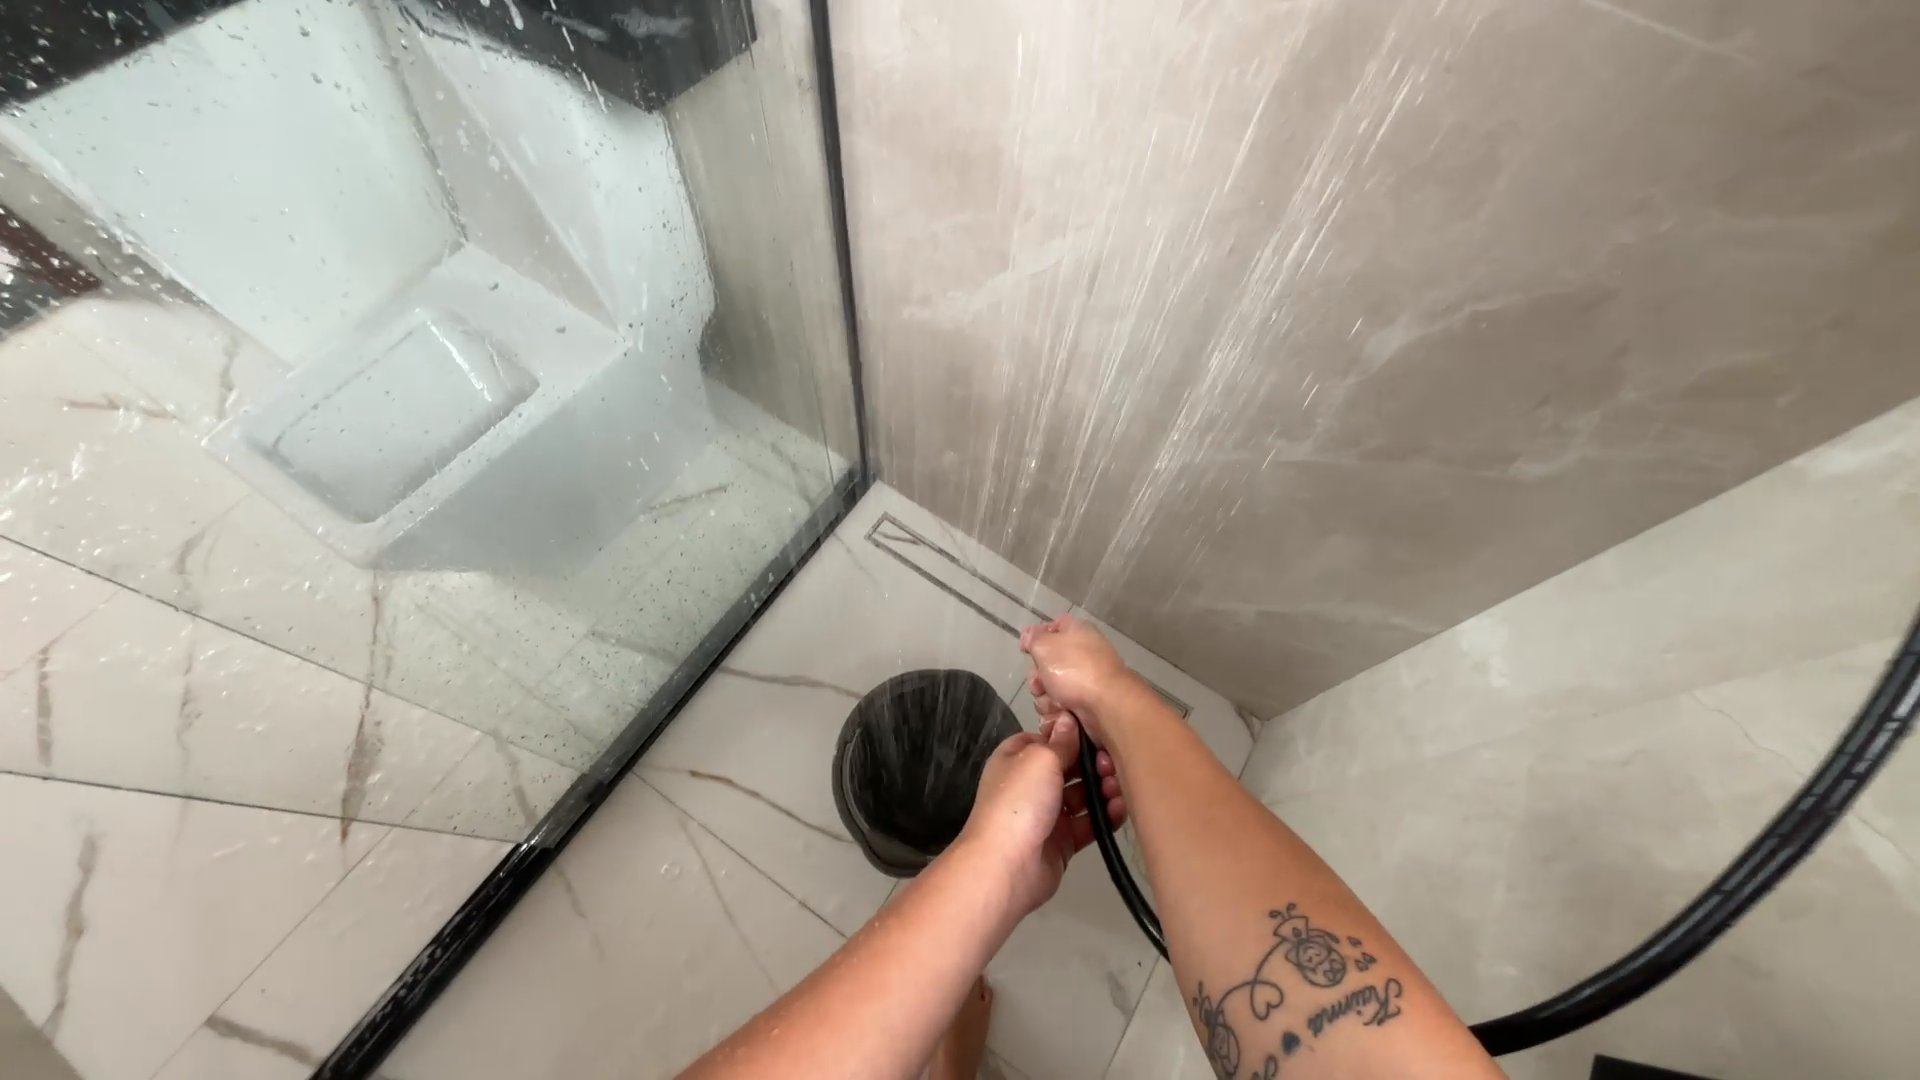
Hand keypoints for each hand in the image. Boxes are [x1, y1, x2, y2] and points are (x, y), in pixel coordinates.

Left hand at [954, 713, 1124, 916]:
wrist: (1006, 866)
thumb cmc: (1020, 801)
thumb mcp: (1040, 759)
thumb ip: (1060, 741)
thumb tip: (1068, 717)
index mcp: (1017, 758)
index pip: (1047, 739)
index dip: (1070, 735)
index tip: (1098, 731)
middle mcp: (1031, 783)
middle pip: (1068, 766)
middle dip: (1092, 763)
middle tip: (1114, 764)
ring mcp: (1046, 813)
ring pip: (1081, 796)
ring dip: (1102, 789)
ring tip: (1119, 786)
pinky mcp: (1062, 841)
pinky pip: (1087, 824)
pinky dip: (1104, 816)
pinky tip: (1121, 809)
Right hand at [1018, 616, 1140, 743]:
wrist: (1107, 705)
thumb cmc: (1074, 669)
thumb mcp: (1045, 645)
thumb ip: (1033, 637)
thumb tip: (1029, 635)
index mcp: (1077, 632)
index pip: (1053, 628)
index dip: (1036, 638)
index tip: (1026, 649)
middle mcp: (1082, 655)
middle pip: (1046, 665)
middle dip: (1037, 679)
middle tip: (1040, 685)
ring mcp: (1085, 682)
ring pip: (1049, 690)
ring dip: (1046, 699)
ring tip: (1056, 702)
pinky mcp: (1086, 706)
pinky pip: (1060, 708)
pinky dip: (1057, 714)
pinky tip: (1063, 714)